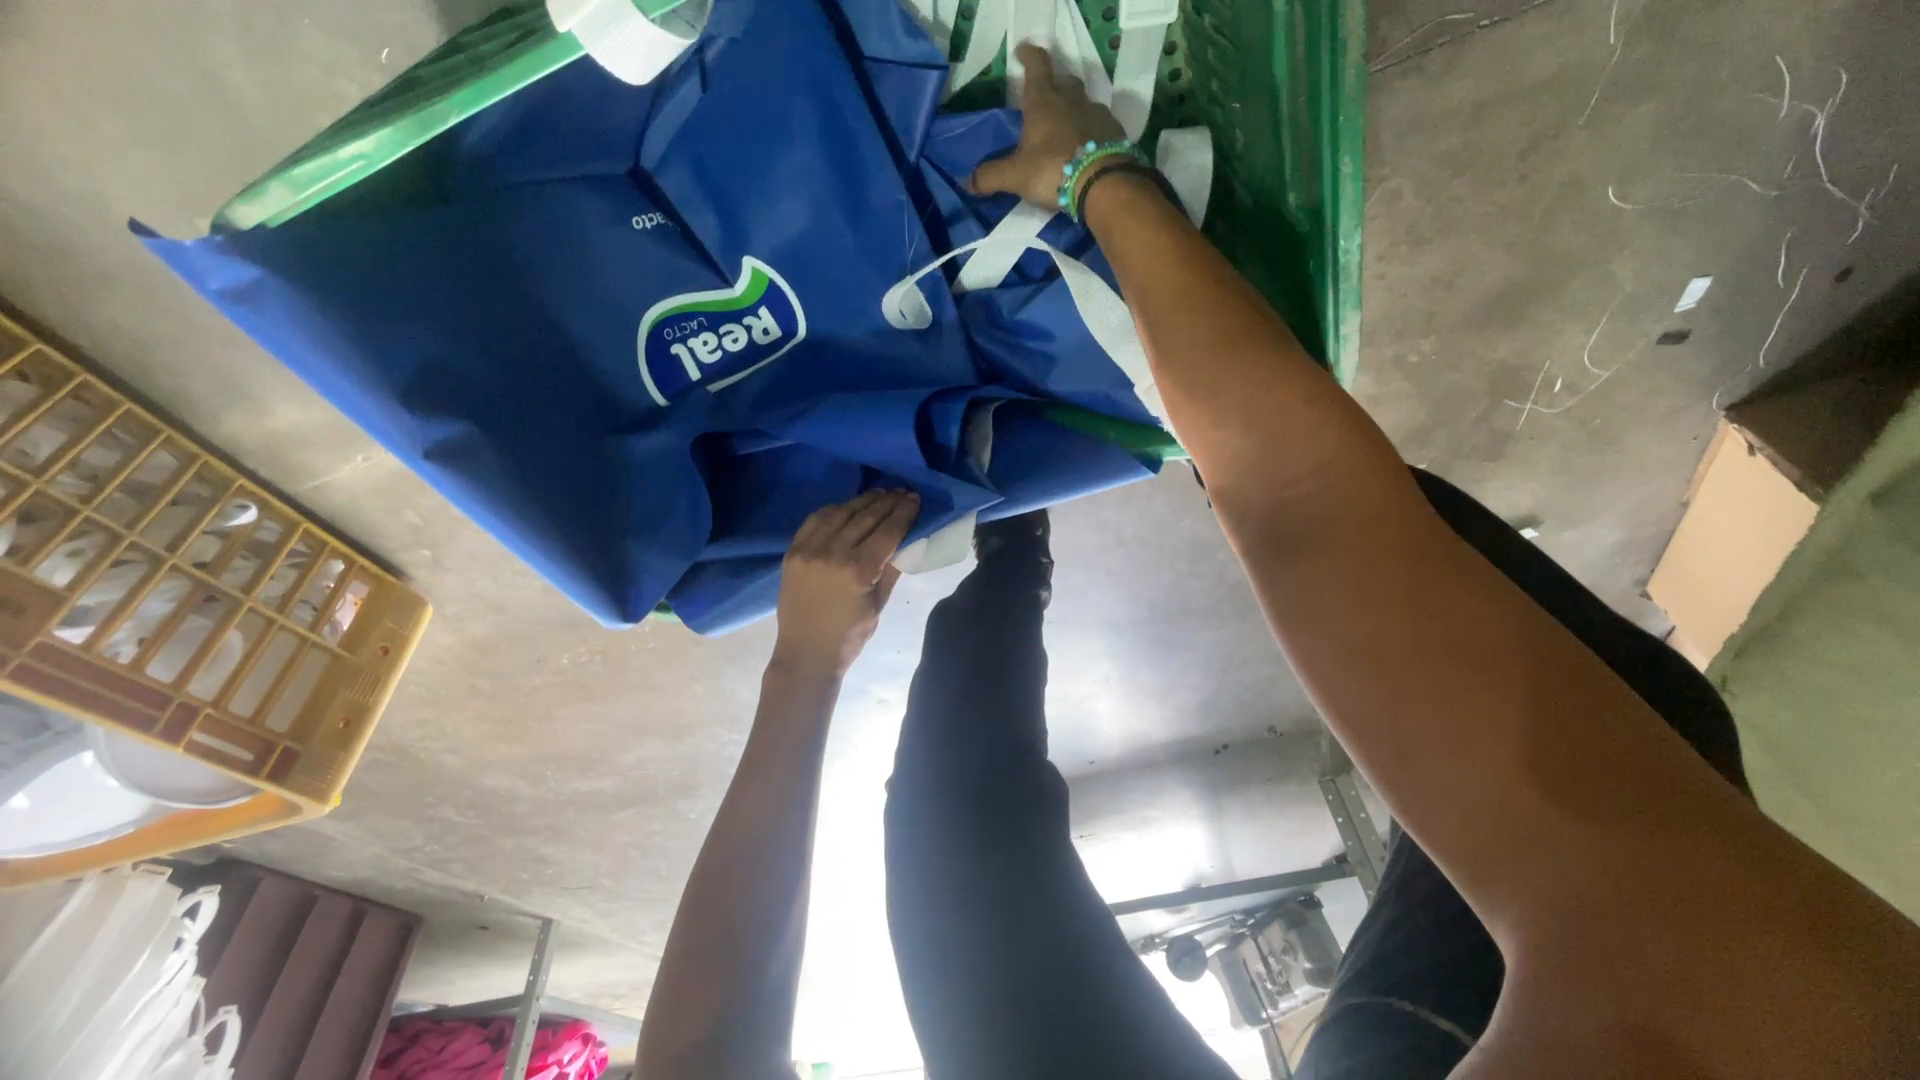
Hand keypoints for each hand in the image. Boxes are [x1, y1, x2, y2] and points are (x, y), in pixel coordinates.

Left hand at [772, 490, 919, 675]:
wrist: (805, 653)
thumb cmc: (849, 636)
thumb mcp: (879, 604)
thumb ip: (893, 568)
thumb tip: (910, 538)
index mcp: (858, 571)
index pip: (887, 531)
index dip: (904, 512)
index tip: (915, 498)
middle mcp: (832, 553)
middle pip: (865, 517)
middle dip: (887, 502)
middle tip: (902, 491)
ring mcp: (809, 550)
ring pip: (840, 513)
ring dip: (862, 501)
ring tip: (880, 494)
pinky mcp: (793, 551)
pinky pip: (815, 520)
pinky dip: (834, 510)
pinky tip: (848, 506)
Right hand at [970, 43, 1125, 207]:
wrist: (1102, 183)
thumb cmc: (1052, 170)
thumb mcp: (1015, 176)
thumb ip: (991, 177)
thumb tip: (967, 182)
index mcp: (1044, 102)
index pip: (1036, 65)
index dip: (1029, 55)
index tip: (1022, 52)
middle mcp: (1071, 100)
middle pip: (1064, 81)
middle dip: (1054, 84)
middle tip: (1045, 98)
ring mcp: (1097, 114)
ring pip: (1084, 102)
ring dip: (1074, 110)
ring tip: (1065, 128)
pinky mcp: (1114, 132)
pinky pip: (1100, 125)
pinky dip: (1091, 131)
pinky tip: (1086, 147)